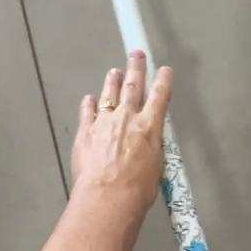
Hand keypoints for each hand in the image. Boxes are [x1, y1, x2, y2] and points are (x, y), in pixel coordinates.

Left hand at [71, 51, 172, 218]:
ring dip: (113, 81)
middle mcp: (128, 118)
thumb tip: (148, 142)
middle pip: (134, 87)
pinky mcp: (85, 132)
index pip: (160, 96)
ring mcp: (104, 122)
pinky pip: (87, 112)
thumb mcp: (157, 166)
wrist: (108, 196)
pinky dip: (89, 104)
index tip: (165, 70)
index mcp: (150, 127)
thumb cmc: (138, 189)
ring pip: (110, 95)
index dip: (163, 81)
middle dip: (136, 68)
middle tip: (137, 54)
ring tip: (114, 71)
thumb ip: (152, 147)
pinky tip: (89, 98)